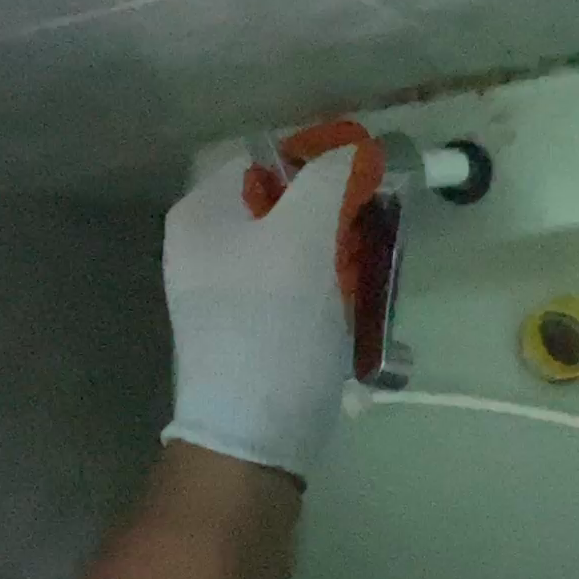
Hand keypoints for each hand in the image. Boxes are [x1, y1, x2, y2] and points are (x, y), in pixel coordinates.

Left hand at [161, 149, 353, 475]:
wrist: (256, 428)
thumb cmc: (273, 325)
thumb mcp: (303, 240)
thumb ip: (328, 182)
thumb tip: (355, 150)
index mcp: (204, 213)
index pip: (263, 156)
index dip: (316, 155)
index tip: (368, 173)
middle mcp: (210, 242)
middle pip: (284, 200)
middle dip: (336, 208)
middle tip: (374, 225)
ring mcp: (232, 285)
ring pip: (300, 241)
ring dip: (342, 247)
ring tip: (370, 269)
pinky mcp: (258, 320)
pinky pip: (302, 280)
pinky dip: (334, 281)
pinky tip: (355, 301)